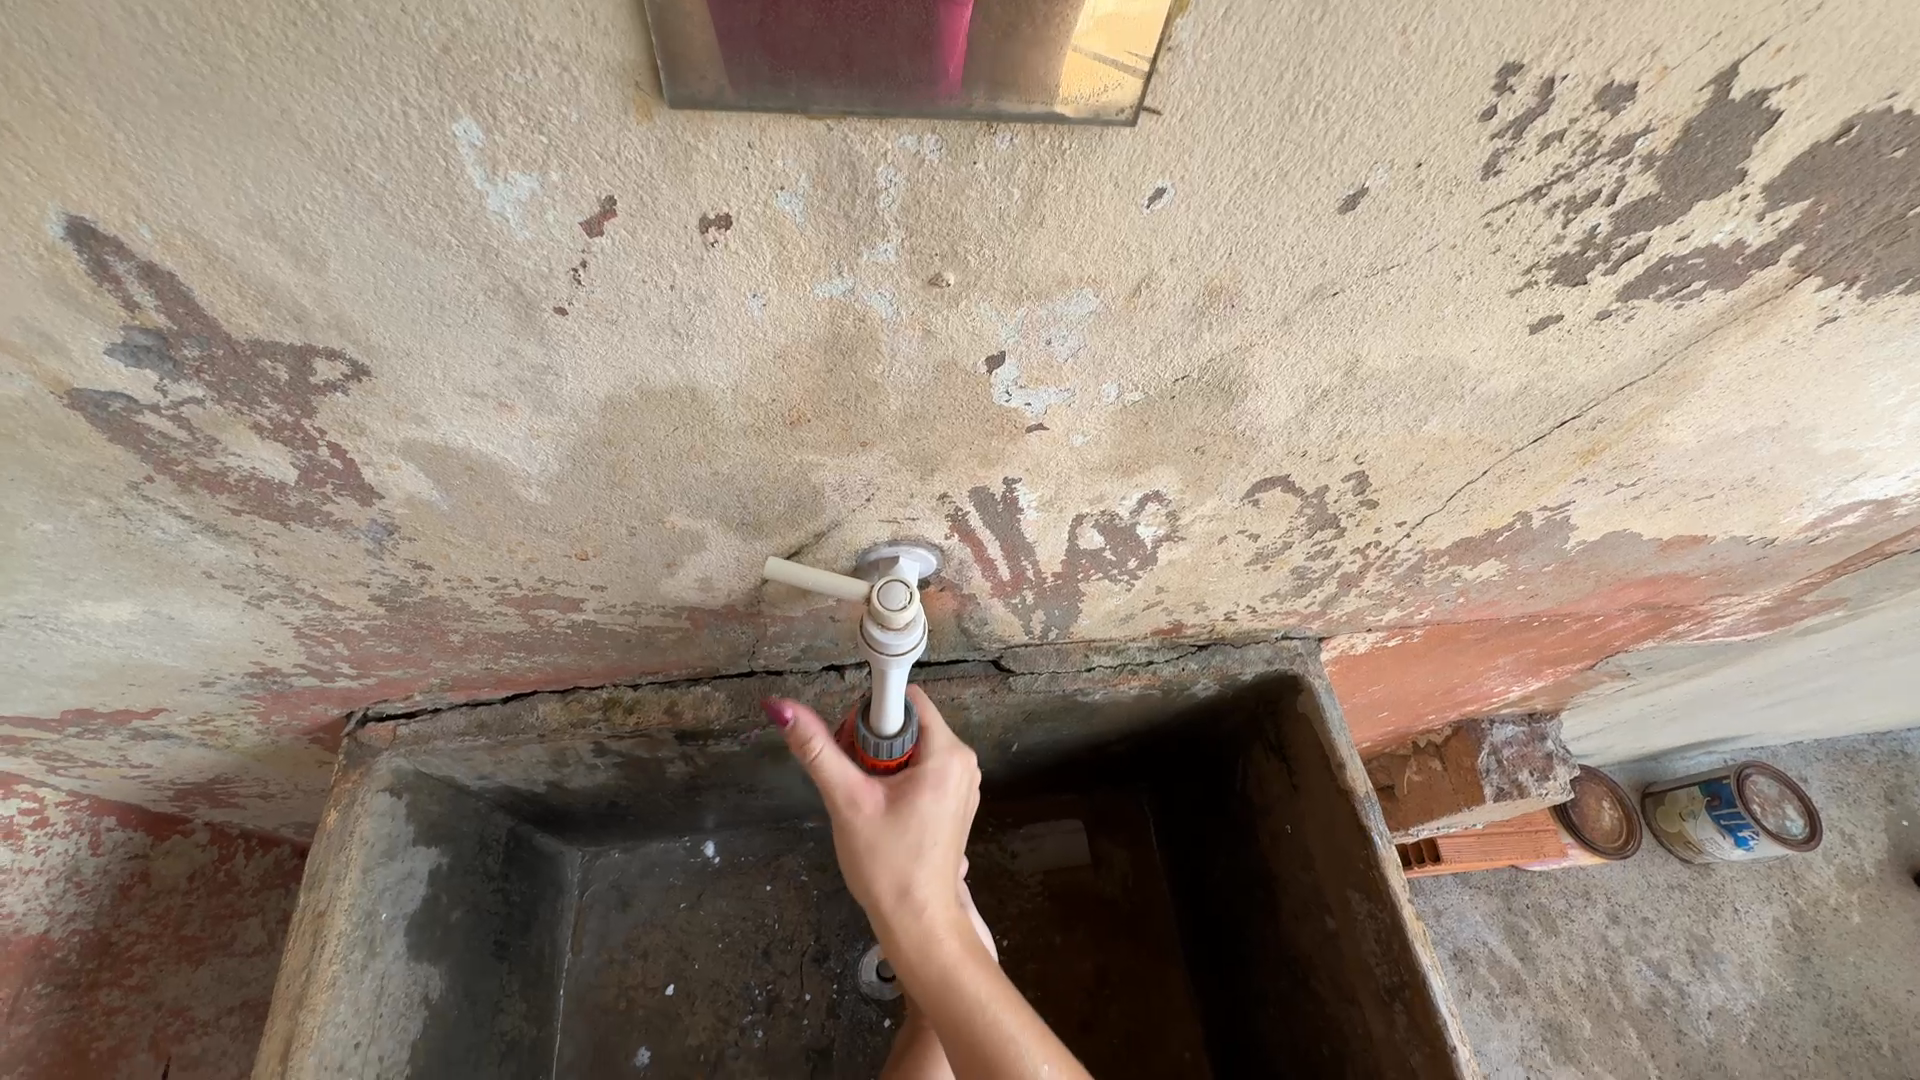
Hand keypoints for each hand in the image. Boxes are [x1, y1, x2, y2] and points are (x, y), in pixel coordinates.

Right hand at [764, 686, 982, 951]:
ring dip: (882, 763)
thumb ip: (816, 749)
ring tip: (865, 799)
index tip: (850, 748)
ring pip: (912, 747)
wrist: (918, 925)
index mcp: (948, 753)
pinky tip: (882, 811)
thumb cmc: (887, 865)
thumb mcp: (847, 801)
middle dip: (872, 743)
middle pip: (908, 723)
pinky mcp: (954, 802)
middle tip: (852, 780)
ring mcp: (963, 783)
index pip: (906, 700)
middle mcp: (964, 761)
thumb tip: (780, 706)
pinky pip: (922, 769)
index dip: (870, 715)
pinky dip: (897, 780)